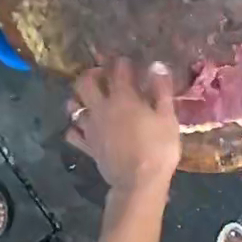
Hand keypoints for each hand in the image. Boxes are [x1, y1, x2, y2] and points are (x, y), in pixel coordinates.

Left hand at [65, 58, 180, 197]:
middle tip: (101, 73)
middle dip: (91, 73)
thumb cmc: (159, 147)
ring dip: (79, 98)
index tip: (127, 61)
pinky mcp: (87, 145)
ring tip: (89, 98)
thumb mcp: (168, 117)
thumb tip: (157, 66)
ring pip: (73, 106)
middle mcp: (101, 108)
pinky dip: (76, 127)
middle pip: (85, 83)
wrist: (139, 180)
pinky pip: (73, 132)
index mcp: (123, 98)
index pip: (119, 72)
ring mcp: (90, 127)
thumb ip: (161, 91)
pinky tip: (83, 127)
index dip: (123, 63)